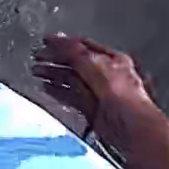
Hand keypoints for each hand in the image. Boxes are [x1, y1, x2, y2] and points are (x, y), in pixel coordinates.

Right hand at [36, 33, 152, 113]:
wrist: (133, 129)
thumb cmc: (122, 94)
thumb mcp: (95, 65)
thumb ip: (74, 52)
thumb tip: (56, 39)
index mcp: (112, 60)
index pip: (83, 45)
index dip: (63, 42)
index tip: (45, 41)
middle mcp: (105, 75)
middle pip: (74, 62)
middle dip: (54, 58)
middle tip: (36, 56)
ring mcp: (98, 93)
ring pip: (70, 79)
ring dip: (52, 74)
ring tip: (35, 71)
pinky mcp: (91, 109)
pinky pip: (70, 96)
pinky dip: (56, 91)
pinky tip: (44, 87)